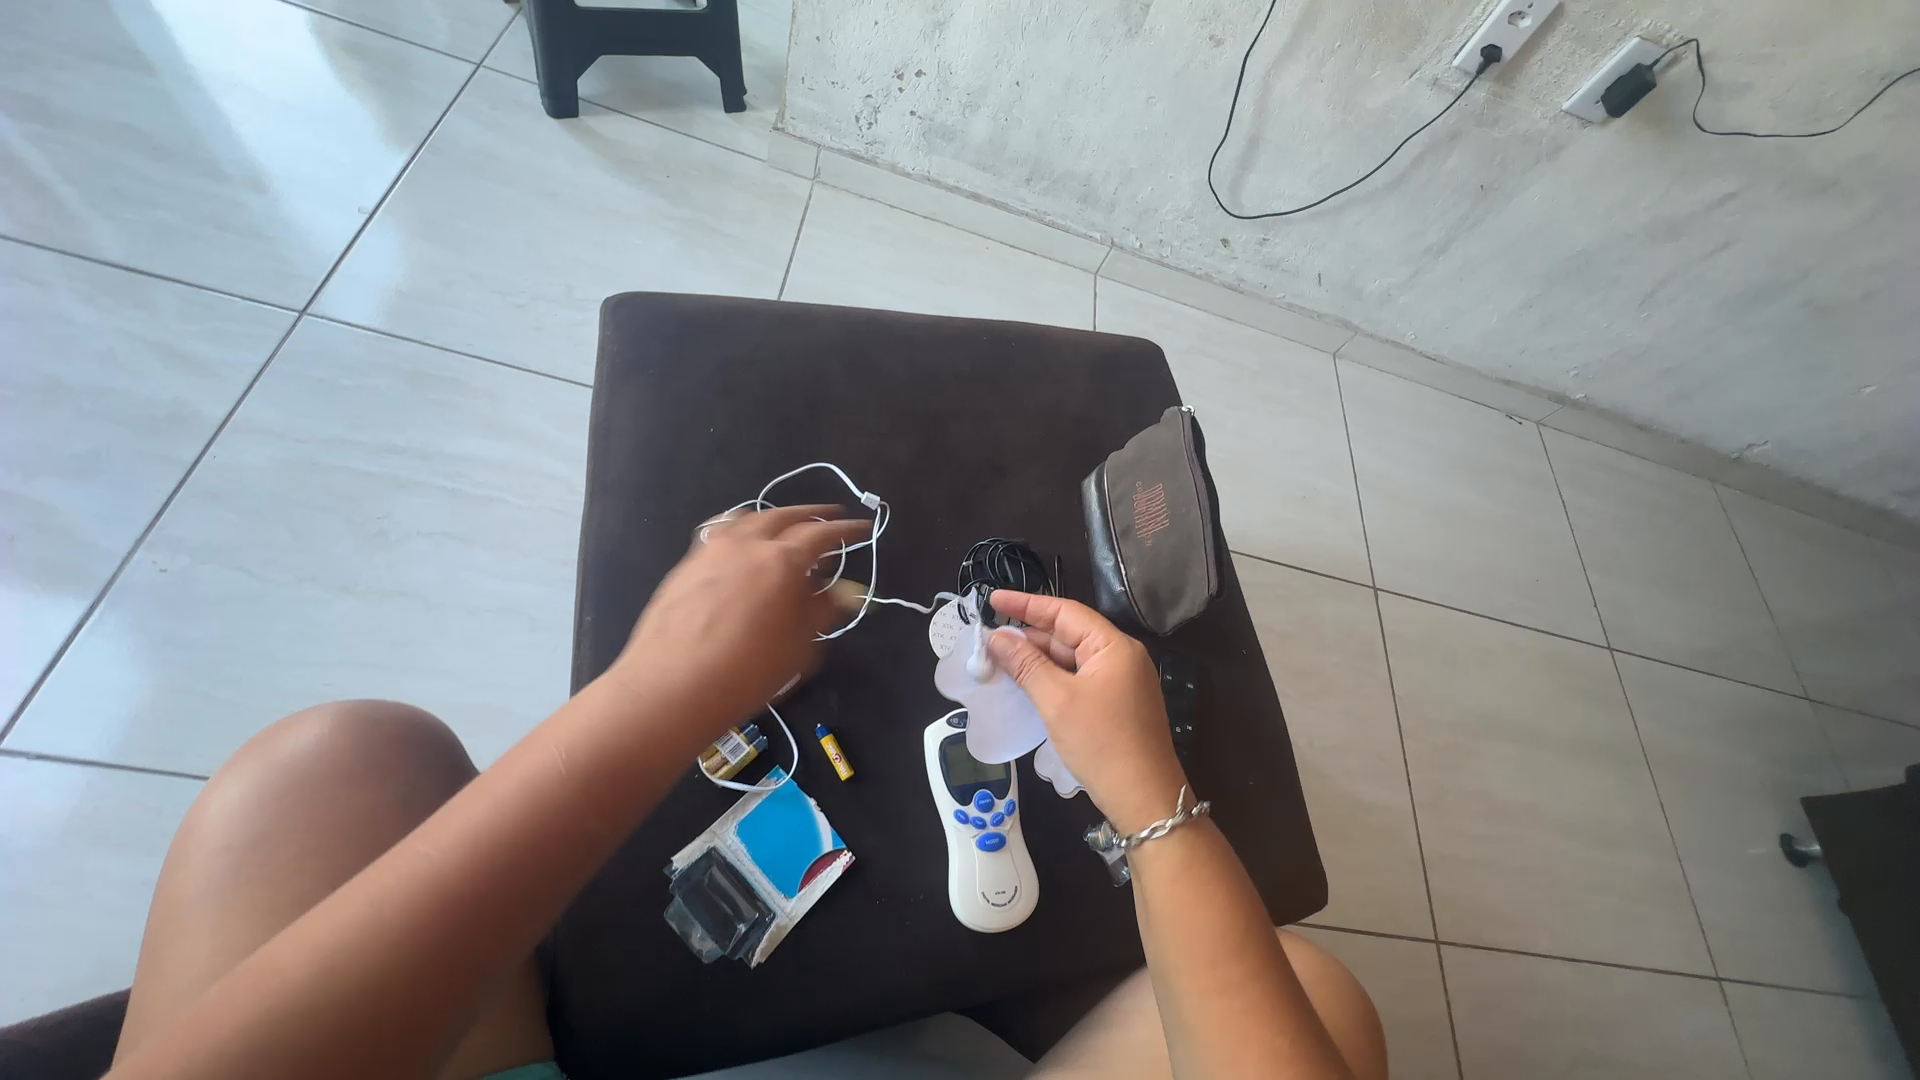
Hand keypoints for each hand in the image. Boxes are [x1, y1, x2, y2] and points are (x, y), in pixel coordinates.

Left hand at [606, 505, 870, 741]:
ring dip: (774, 517)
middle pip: (784, 516)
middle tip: (830, 516)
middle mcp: (747, 544)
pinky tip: (742, 546)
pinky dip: (742, 530)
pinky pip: (720, 532)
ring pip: (747, 518)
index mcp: (782, 560)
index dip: (846, 531)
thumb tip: (843, 593)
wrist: (670, 687)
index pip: (822, 535)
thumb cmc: (747, 672)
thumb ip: (822, 611)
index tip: (863, 528)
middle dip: (811, 514)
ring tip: (785, 525)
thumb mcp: (799, 646)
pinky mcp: (685, 565)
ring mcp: (711, 550)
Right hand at [986, 591, 1188, 832]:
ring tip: (1000, 658)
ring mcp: (1120, 682)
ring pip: (1072, 658)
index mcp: (1113, 646)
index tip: (993, 599)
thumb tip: (997, 638)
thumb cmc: (1102, 744)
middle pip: (1068, 634)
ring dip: (1038, 658)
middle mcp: (1121, 657)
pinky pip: (1078, 679)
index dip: (1026, 604)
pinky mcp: (1116, 704)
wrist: (1144, 800)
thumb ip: (1026, 665)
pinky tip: (1027, 682)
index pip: (1065, 612)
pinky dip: (1051, 677)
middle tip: (989, 637)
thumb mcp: (1057, 701)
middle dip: (1029, 634)